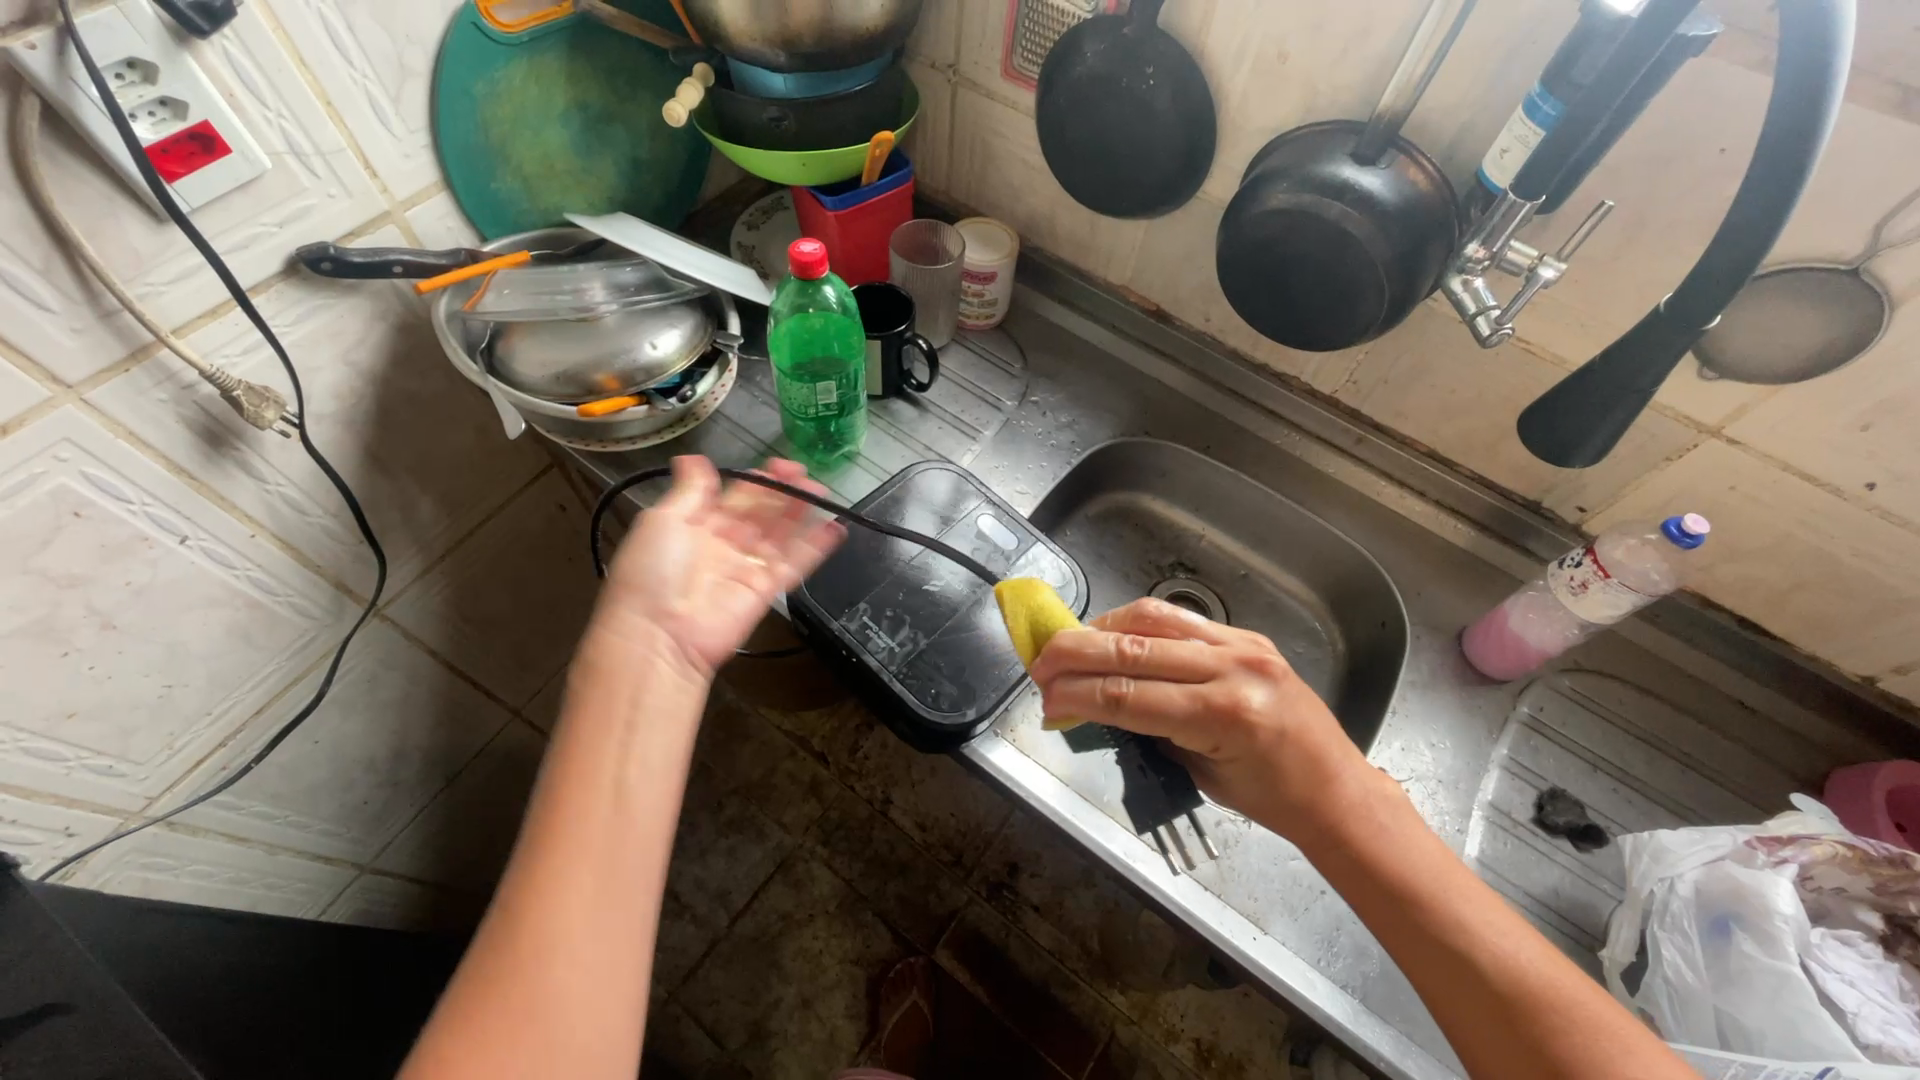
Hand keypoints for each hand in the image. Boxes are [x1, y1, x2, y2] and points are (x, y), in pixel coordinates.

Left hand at [590, 456, 843, 680]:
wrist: (659, 635)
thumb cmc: (651, 573)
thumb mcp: (661, 520)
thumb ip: (688, 490)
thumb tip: (693, 458)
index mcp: (696, 525)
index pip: (734, 497)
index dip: (756, 481)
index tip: (775, 466)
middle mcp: (725, 544)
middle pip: (761, 513)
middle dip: (782, 492)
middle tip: (802, 472)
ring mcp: (748, 567)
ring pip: (781, 534)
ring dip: (800, 512)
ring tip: (819, 491)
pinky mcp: (767, 589)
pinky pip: (796, 563)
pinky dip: (816, 547)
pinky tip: (834, 528)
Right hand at [1027, 597, 1384, 837]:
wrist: (1336, 788)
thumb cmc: (1270, 799)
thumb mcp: (1198, 773)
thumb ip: (1148, 731)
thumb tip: (1096, 704)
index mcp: (1222, 716)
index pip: (1126, 695)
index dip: (1076, 696)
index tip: (1045, 701)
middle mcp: (1232, 669)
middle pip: (1131, 649)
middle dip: (1074, 654)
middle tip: (1039, 665)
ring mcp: (1242, 645)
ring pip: (1151, 619)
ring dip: (1101, 629)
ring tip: (1070, 646)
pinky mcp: (1247, 635)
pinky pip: (1179, 619)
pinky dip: (1136, 624)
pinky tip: (1113, 637)